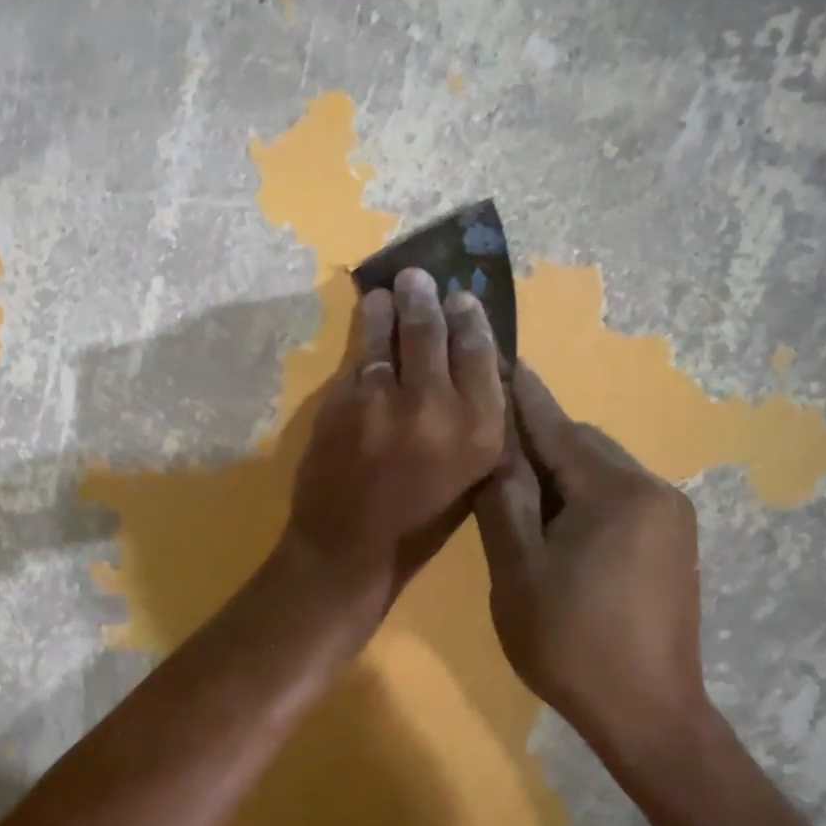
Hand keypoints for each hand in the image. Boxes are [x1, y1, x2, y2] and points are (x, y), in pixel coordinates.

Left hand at [282, 268, 508, 608]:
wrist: (348, 548)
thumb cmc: (417, 523)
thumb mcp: (470, 476)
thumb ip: (475, 422)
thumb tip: (471, 367)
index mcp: (482, 432)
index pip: (482, 357)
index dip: (472, 322)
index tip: (464, 299)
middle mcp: (438, 408)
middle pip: (435, 335)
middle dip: (428, 301)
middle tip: (420, 278)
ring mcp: (385, 401)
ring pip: (391, 338)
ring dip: (390, 308)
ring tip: (389, 289)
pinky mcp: (343, 402)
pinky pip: (358, 359)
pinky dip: (363, 336)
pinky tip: (366, 320)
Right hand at [472, 363, 708, 753]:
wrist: (648, 716)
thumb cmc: (569, 642)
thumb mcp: (517, 568)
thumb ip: (504, 498)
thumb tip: (495, 446)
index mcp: (615, 492)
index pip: (555, 426)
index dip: (520, 394)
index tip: (494, 356)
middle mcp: (653, 490)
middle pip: (581, 444)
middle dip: (534, 440)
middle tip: (483, 446)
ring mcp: (670, 518)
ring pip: (599, 471)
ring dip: (556, 472)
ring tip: (510, 490)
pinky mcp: (673, 543)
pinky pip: (617, 497)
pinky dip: (579, 496)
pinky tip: (550, 522)